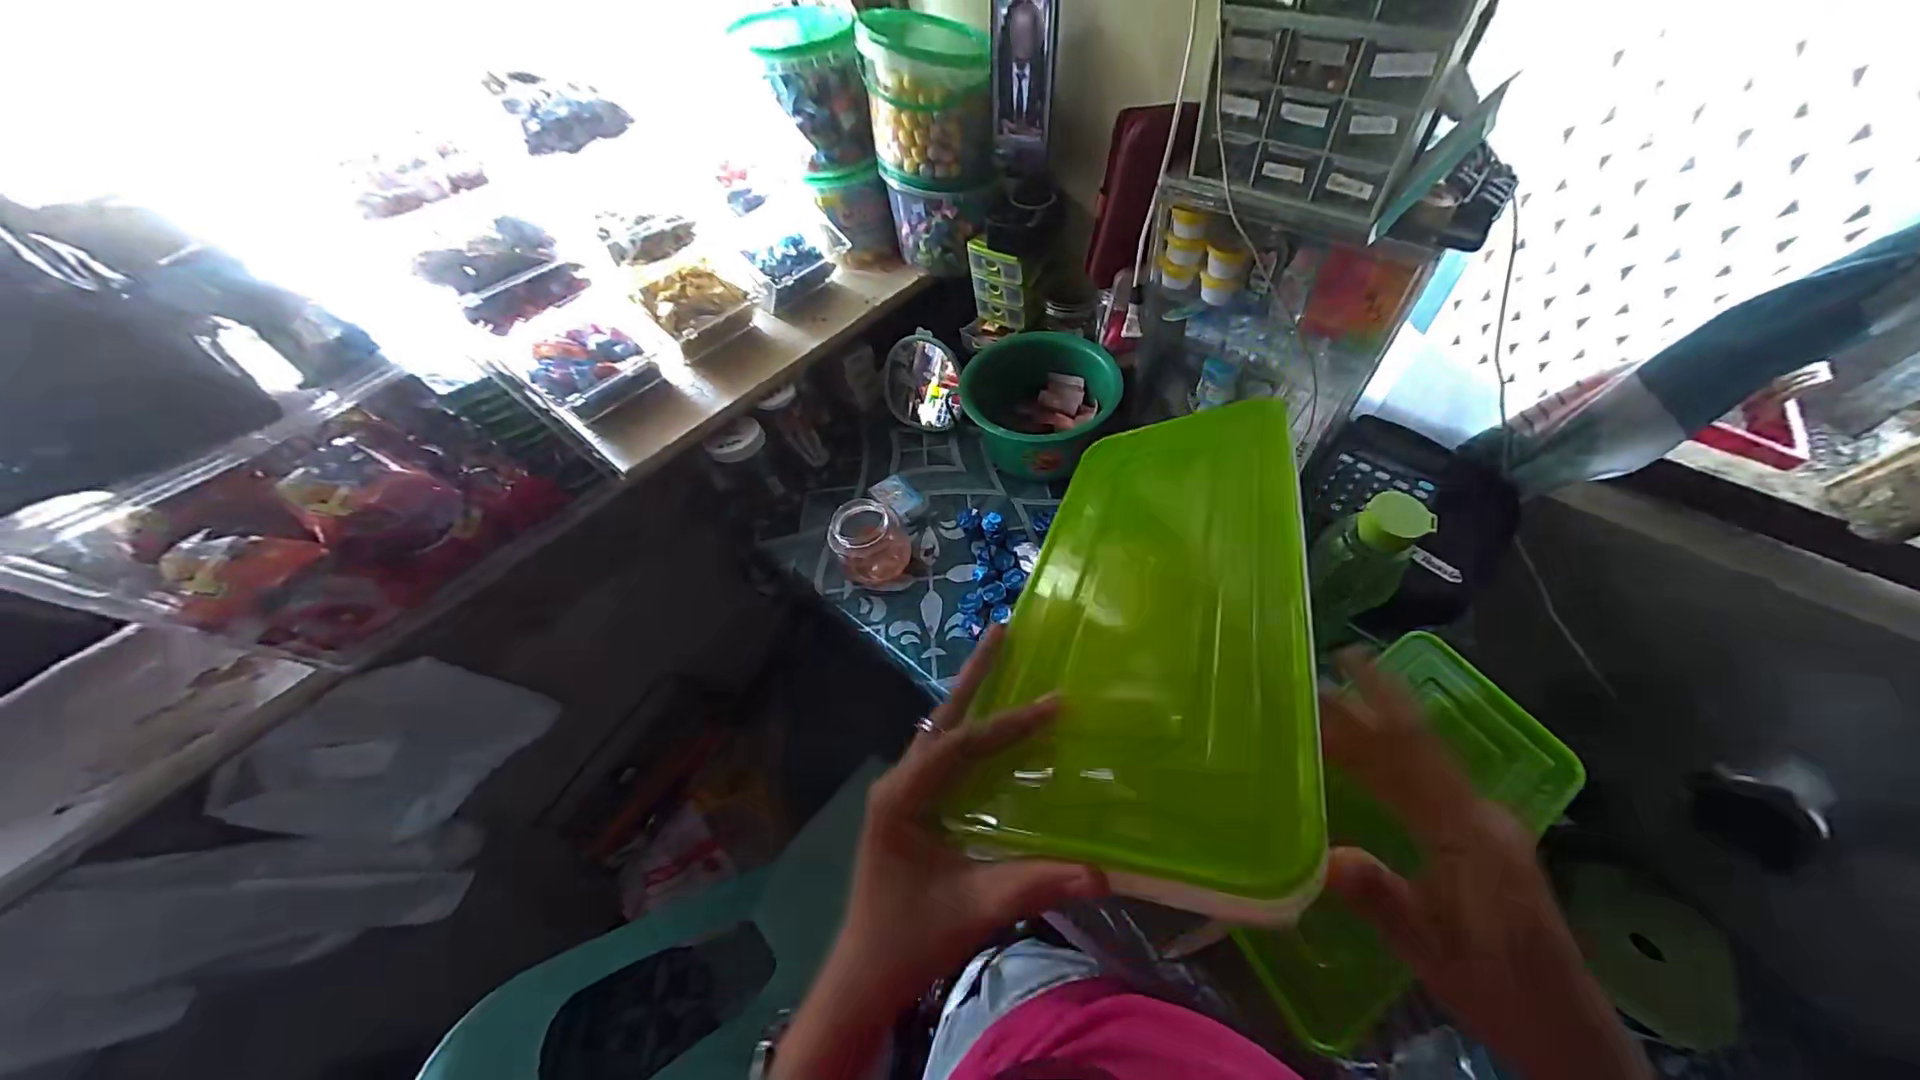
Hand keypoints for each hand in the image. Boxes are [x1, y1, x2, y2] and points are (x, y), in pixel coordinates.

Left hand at [841, 623, 1106, 1003]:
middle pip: (943, 718)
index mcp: (902, 797)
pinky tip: (996, 727)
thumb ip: (1033, 886)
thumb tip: (1101, 872)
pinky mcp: (912, 804)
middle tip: (1002, 630)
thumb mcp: (973, 910)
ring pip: (942, 731)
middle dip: (974, 675)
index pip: (959, 745)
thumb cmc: (910, 939)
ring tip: (1002, 659)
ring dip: (972, 697)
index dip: (1008, 724)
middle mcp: (898, 782)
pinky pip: (946, 756)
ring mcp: (903, 791)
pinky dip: (972, 733)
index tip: (1053, 704)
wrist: (865, 974)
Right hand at [1320, 648, 1649, 1079]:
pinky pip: (1423, 783)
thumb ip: (1380, 898)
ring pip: (1418, 762)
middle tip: (1316, 682)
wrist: (1567, 1032)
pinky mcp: (1478, 839)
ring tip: (1329, 707)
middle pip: (1413, 748)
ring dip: (1373, 732)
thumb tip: (1323, 854)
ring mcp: (1481, 825)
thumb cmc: (1497, 988)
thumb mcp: (1430, 951)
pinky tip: (1363, 756)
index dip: (1380, 702)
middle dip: (1364, 710)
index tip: (1347, 663)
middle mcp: (1478, 816)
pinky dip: (1386, 759)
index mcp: (1469, 833)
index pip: (1415, 751)